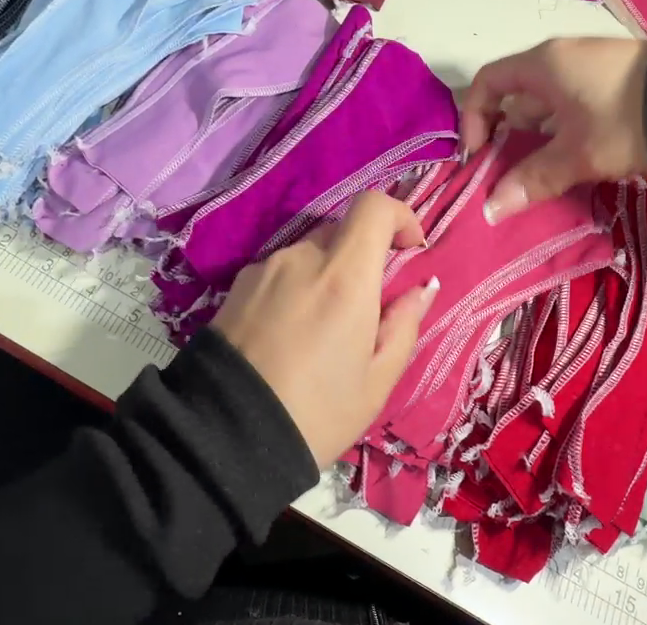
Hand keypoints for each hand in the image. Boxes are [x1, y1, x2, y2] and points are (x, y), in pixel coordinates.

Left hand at [211, 191, 440, 467]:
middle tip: (367, 309)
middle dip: (363, 256)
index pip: (373, 206)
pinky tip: (288, 335)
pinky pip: (280, 271)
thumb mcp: (376, 381)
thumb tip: (422, 287)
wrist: (225, 438)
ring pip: (310, 253)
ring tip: (323, 332)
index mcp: (343, 277)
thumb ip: (404, 325)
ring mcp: (264, 268)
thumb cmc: (315, 413)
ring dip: (327, 275)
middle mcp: (302, 258)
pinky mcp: (237, 285)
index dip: (399, 215)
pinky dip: (297, 287)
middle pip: (342, 230)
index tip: (409, 248)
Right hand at [459, 37, 646, 222]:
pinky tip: (574, 162)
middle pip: (515, 96)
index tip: (481, 154)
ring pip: (546, 105)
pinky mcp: (614, 82)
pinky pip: (571, 106)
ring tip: (542, 175)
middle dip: (507, 137)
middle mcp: (560, 59)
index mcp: (542, 64)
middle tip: (509, 174)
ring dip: (537, 139)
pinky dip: (563, 132)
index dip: (474, 118)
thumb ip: (532, 179)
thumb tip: (491, 209)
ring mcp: (589, 68)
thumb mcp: (578, 154)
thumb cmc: (625, 120)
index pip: (487, 83)